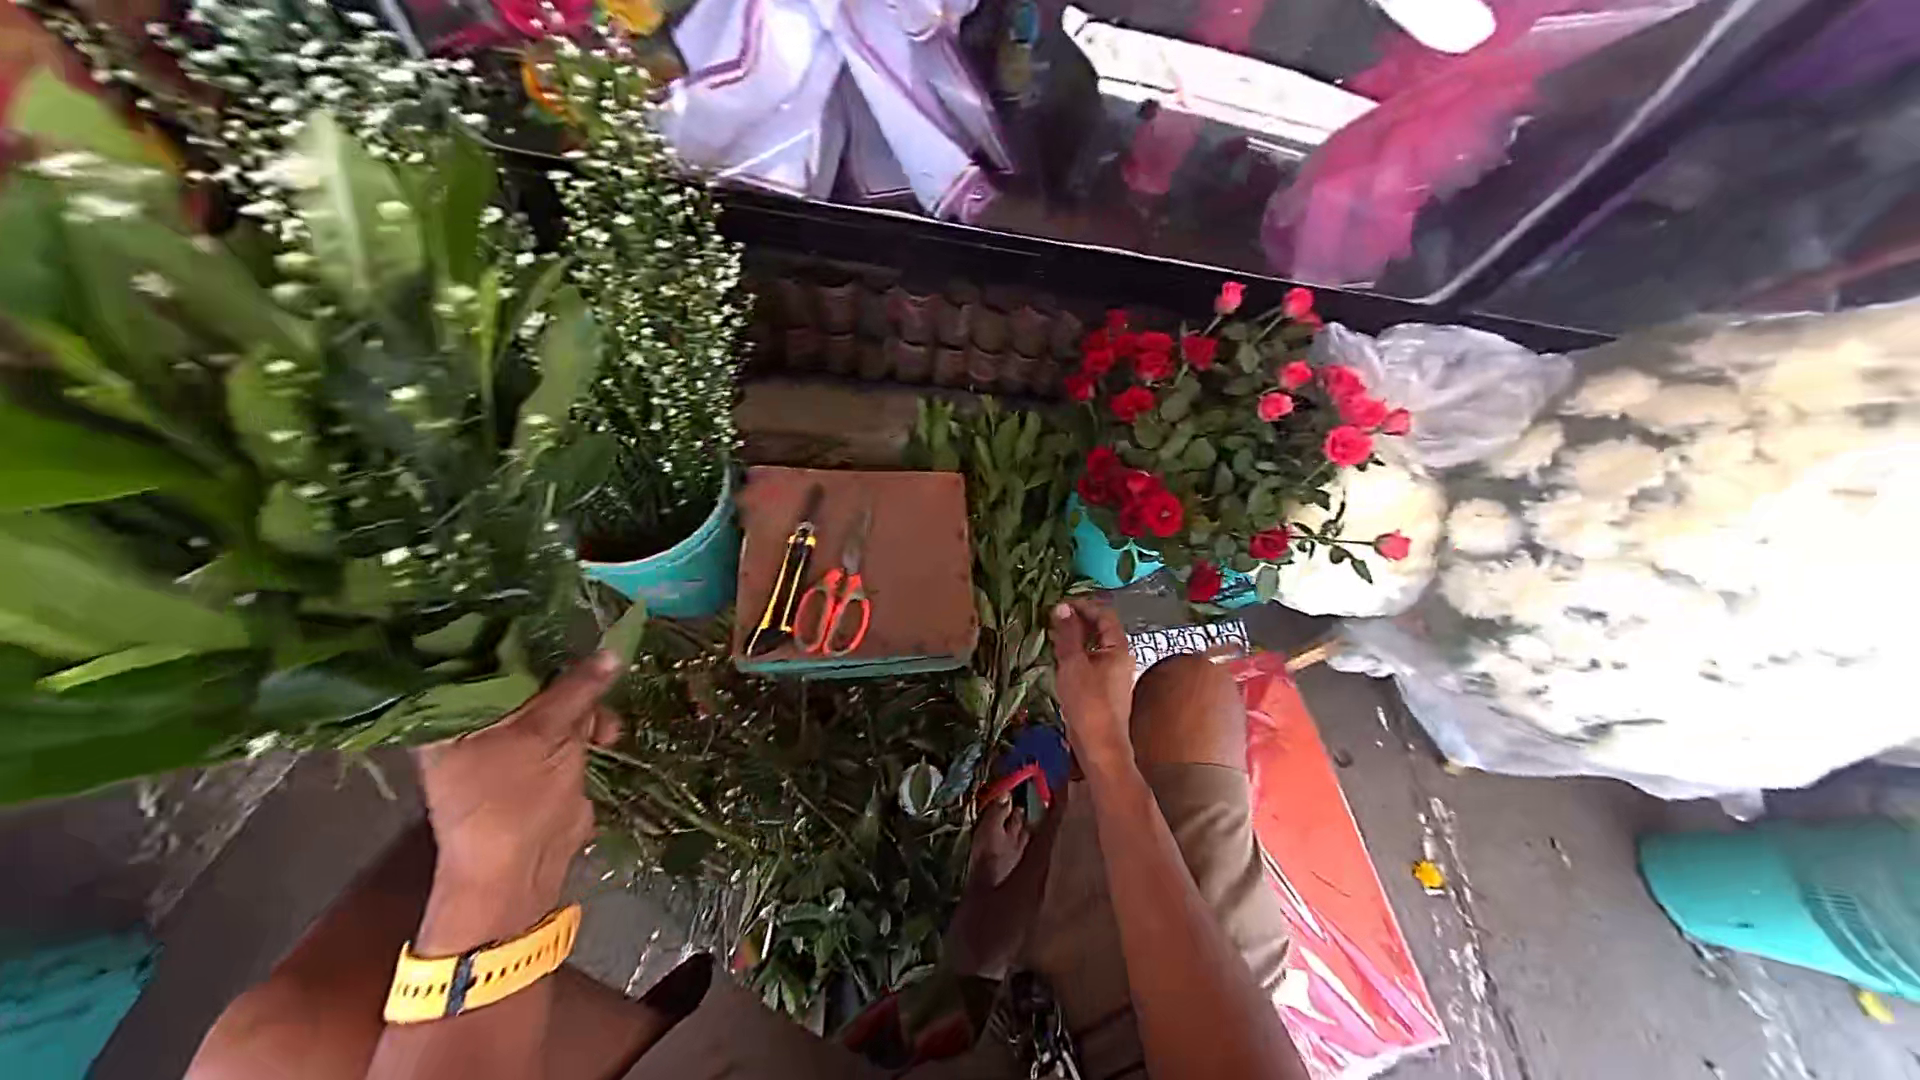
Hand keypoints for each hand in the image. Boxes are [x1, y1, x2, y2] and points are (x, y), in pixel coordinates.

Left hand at [411, 652, 622, 951]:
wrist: (525, 866)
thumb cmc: (510, 798)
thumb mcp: (544, 734)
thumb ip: (577, 688)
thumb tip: (615, 648)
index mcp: (452, 716)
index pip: (482, 661)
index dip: (520, 639)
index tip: (556, 617)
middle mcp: (477, 722)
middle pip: (526, 678)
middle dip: (567, 674)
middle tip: (597, 661)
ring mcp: (512, 739)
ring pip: (556, 699)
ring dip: (587, 705)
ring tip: (604, 723)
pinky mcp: (544, 753)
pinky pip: (572, 722)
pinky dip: (593, 724)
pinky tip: (608, 733)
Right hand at [1047, 597, 1134, 764]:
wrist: (1100, 746)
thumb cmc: (1088, 702)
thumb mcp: (1073, 664)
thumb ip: (1068, 634)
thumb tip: (1062, 607)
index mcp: (1119, 648)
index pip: (1104, 615)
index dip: (1083, 606)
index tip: (1060, 605)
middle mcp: (1122, 658)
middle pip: (1101, 630)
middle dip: (1078, 621)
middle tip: (1053, 618)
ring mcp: (1115, 674)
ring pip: (1095, 647)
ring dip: (1076, 638)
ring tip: (1053, 635)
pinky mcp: (1105, 688)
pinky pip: (1092, 662)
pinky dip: (1077, 655)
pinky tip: (1061, 660)